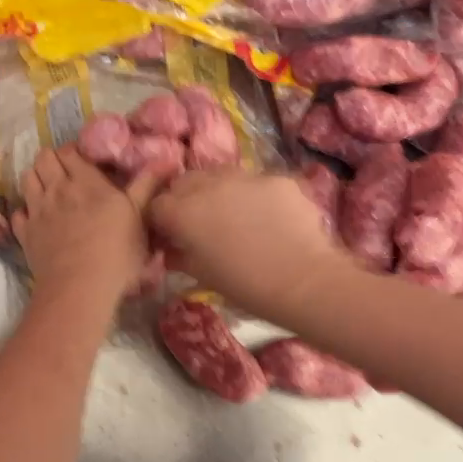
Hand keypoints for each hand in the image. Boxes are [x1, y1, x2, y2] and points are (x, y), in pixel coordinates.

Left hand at [13, 146, 160, 305]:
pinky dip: (25, 211)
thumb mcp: (139, 218)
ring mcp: (37, 209)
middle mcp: (57, 189)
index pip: (70, 151)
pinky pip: (18, 212)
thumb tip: (165, 159)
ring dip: (36, 178)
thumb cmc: (116, 253)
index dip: (73, 151)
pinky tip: (35, 219)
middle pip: (43, 158)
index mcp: (85, 181)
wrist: (79, 286)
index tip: (82, 159)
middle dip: (51, 159)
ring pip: (27, 178)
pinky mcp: (25, 232)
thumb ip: (146, 186)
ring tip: (48, 188)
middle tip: (64, 172)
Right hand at [146, 168, 350, 316]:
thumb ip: (179, 255)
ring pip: (220, 175)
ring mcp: (244, 177)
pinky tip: (269, 219)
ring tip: (235, 216)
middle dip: (185, 198)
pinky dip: (255, 197)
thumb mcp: (201, 275)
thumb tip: (173, 249)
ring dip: (218, 191)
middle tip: (200, 223)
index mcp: (182, 211)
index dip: (161, 220)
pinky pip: (256, 183)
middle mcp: (208, 185)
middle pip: (184, 182)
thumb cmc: (245, 285)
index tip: (171, 235)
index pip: (157, 204)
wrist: (305, 281)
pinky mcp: (276, 178)